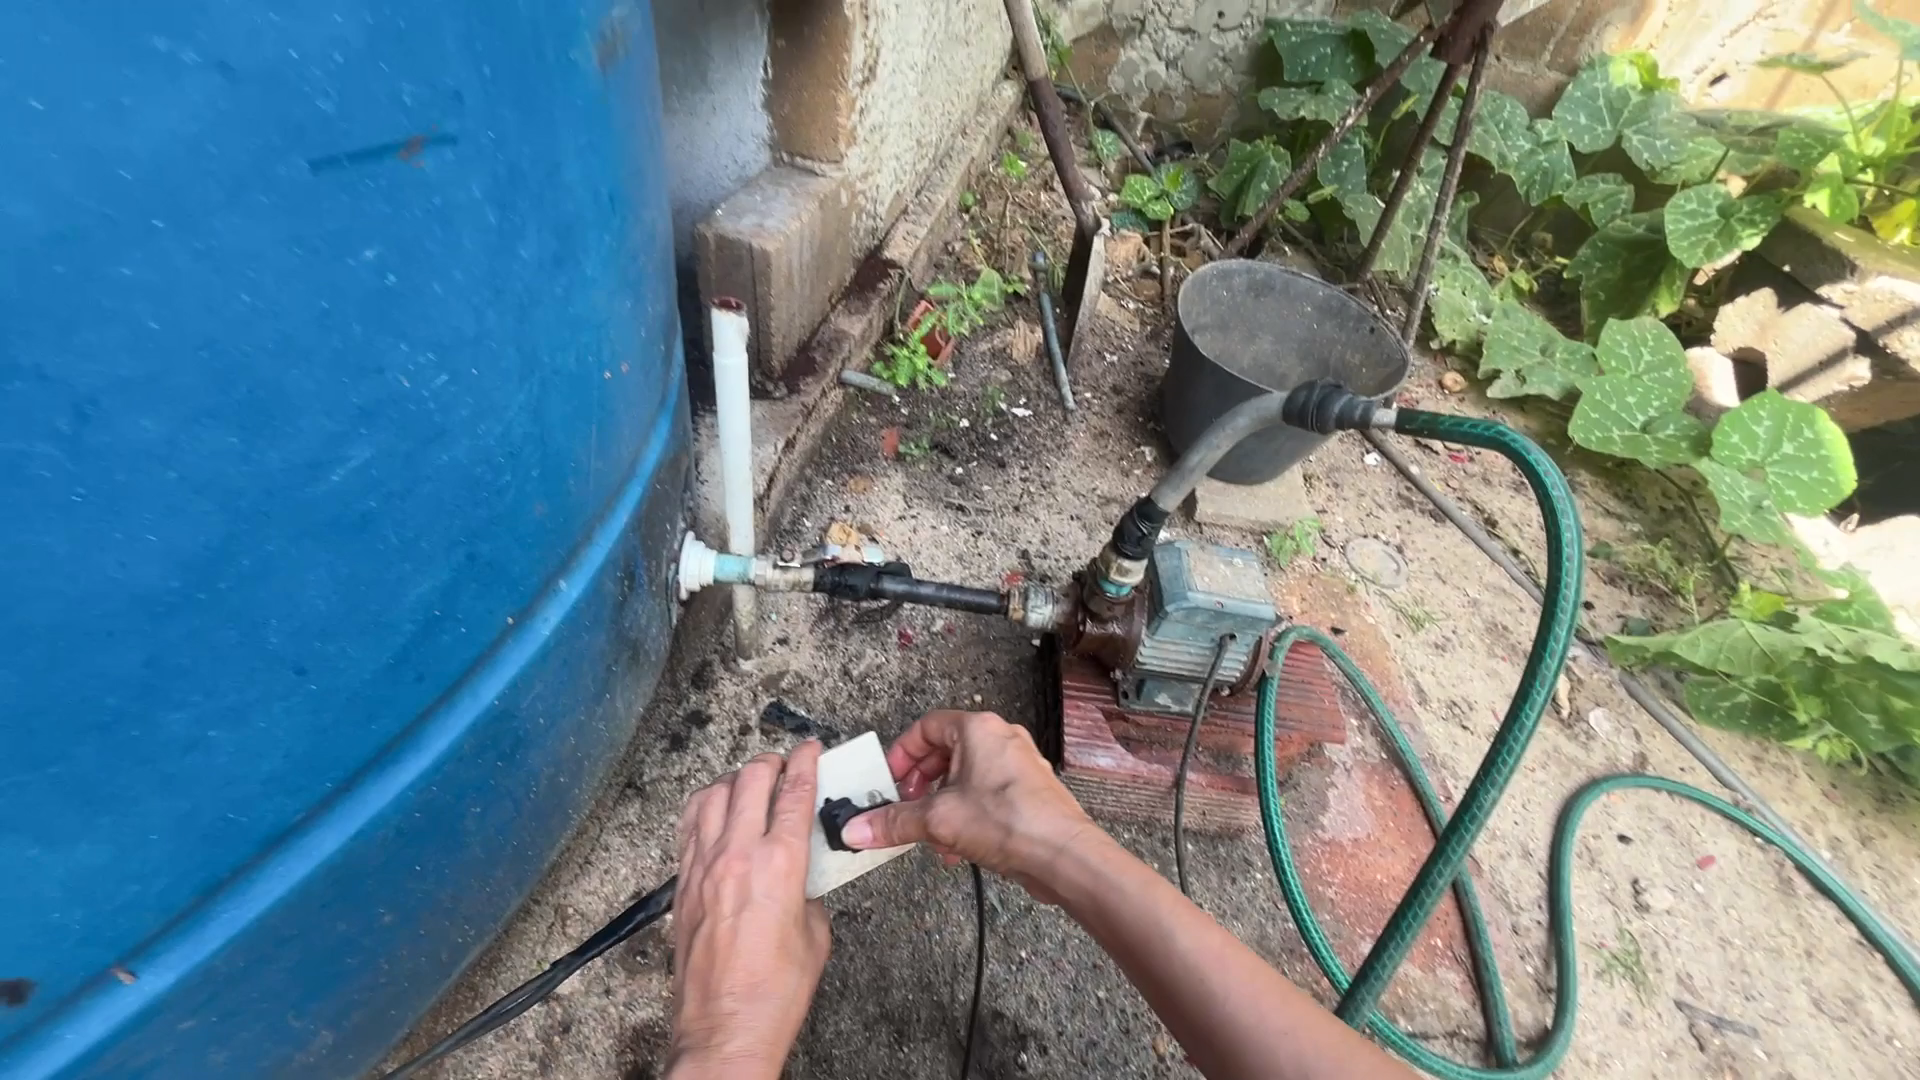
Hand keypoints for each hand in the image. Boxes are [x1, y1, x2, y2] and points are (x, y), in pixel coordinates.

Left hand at [666, 742, 829, 1079]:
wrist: (723, 1032)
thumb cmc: (776, 991)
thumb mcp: (815, 932)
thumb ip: (807, 888)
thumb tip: (798, 872)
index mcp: (781, 864)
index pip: (795, 792)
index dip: (806, 761)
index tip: (811, 748)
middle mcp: (738, 855)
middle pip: (752, 779)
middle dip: (773, 761)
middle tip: (786, 764)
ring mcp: (704, 866)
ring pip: (714, 793)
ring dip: (737, 778)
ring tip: (752, 782)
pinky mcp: (683, 884)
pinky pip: (690, 824)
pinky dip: (706, 804)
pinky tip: (717, 807)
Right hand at [840, 711, 1101, 901]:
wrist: (1064, 856)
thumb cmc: (1010, 822)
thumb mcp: (938, 820)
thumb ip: (894, 821)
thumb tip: (856, 829)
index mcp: (978, 729)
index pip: (926, 727)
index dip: (901, 754)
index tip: (888, 781)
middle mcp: (1000, 738)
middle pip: (945, 753)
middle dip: (921, 785)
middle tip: (906, 807)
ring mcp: (1017, 765)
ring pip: (965, 778)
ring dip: (942, 806)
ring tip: (933, 837)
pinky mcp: (1027, 792)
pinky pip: (986, 795)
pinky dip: (966, 815)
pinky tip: (959, 850)